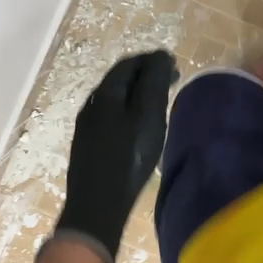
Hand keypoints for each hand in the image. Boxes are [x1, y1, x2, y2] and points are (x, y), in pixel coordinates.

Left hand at [52, 50, 177, 262]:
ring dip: (137, 95)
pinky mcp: (87, 146)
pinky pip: (110, 117)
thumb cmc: (129, 156)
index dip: (153, 61)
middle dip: (146, 76)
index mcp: (106, 92)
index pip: (130, 63)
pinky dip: (129, 112)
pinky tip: (140, 127)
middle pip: (121, 80)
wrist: (96, 206)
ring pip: (115, 100)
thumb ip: (155, 81)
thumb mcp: (149, 114)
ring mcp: (87, 126)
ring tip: (158, 105)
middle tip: (170, 83)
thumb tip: (161, 55)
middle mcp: (92, 104)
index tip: (175, 67)